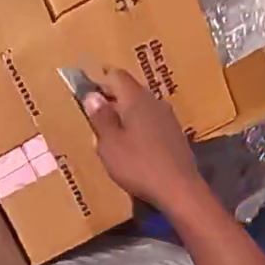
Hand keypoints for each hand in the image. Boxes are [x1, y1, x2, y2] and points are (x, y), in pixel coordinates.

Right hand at [82, 67, 207, 210]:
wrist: (179, 189)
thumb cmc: (138, 165)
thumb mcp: (110, 144)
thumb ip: (101, 118)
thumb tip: (92, 95)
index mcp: (136, 99)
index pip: (117, 76)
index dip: (99, 80)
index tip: (85, 92)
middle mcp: (154, 102)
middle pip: (129, 91)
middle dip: (110, 99)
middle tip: (92, 115)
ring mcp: (167, 118)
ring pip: (140, 107)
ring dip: (124, 115)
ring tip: (108, 133)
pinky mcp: (174, 135)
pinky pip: (150, 122)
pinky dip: (136, 128)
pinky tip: (130, 146)